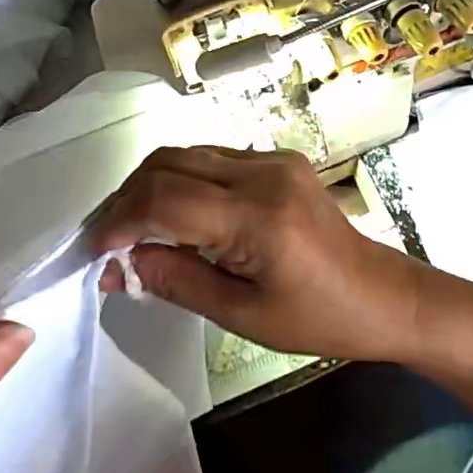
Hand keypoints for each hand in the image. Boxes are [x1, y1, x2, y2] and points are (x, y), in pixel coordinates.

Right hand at [92, 146, 425, 361]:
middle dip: (127, 198)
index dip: (121, 220)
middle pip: (170, 164)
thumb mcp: (242, 315)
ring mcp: (272, 158)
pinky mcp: (277, 158)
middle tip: (105, 237)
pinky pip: (212, 158)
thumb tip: (121, 263)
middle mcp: (263, 172)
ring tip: (130, 225)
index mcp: (259, 216)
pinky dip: (180, 180)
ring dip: (150, 185)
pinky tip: (171, 212)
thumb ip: (176, 280)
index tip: (94, 250)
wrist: (379, 292)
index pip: (167, 200)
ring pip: (187, 154)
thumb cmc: (317, 318)